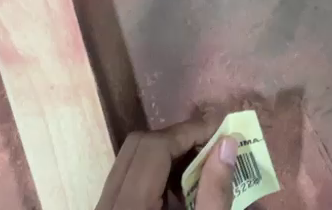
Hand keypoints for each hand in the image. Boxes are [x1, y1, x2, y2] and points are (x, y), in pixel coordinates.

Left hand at [94, 116, 236, 209]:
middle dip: (177, 140)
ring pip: (131, 158)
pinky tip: (178, 190)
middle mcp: (109, 201)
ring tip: (199, 169)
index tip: (221, 129)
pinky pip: (126, 177)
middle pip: (139, 145)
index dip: (189, 132)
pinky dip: (154, 172)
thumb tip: (228, 143)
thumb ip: (215, 192)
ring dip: (166, 154)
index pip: (155, 146)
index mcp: (130, 205)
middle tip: (212, 147)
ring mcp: (104, 205)